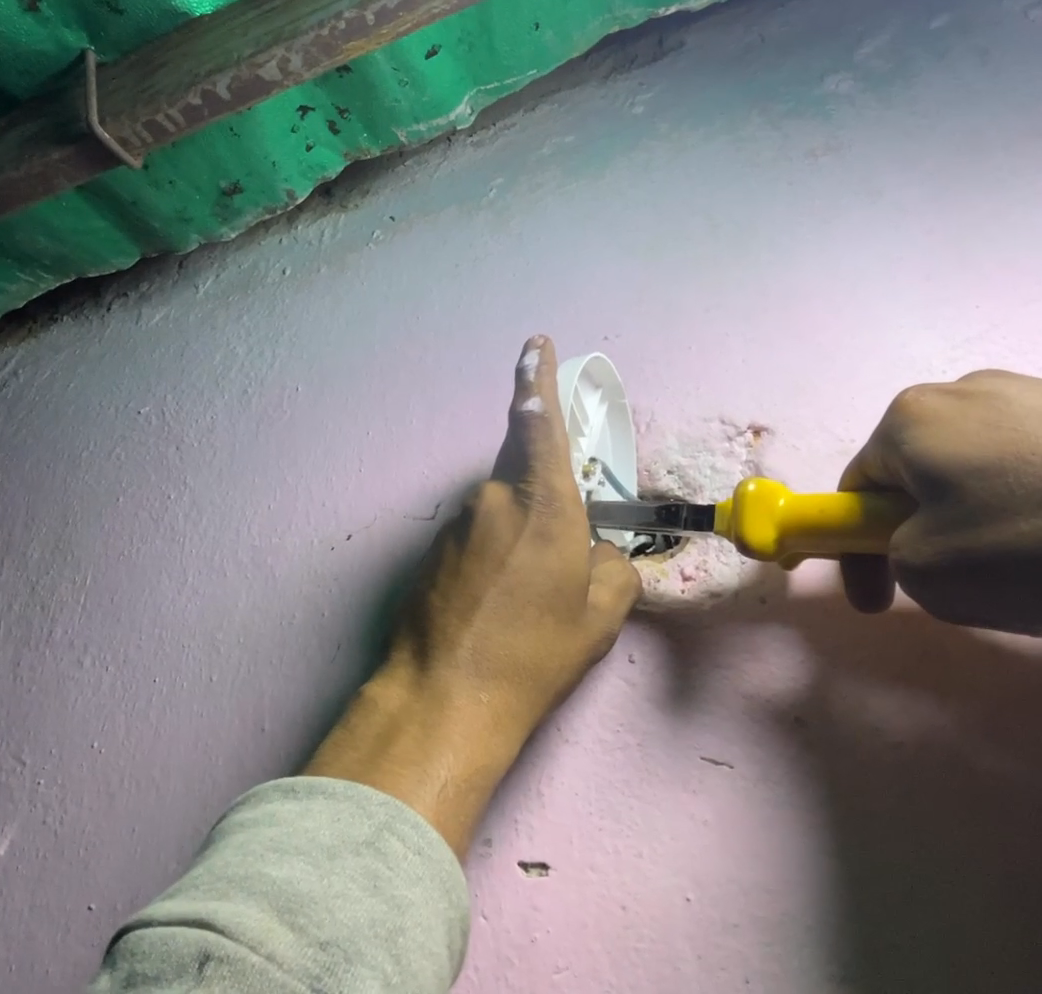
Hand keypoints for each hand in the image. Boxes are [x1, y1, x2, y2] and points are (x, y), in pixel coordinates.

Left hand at [305, 336, 639, 853]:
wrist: (446, 695)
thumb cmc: (534, 653)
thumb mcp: (599, 615)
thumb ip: (610, 568)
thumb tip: (596, 552)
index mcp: (541, 504)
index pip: (539, 422)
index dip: (538, 380)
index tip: (535, 345)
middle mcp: (492, 500)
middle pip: (522, 474)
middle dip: (544, 499)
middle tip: (557, 554)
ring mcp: (455, 525)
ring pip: (499, 511)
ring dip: (517, 537)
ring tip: (527, 597)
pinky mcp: (431, 551)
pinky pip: (475, 538)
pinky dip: (493, 557)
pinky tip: (497, 604)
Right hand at [838, 370, 1041, 633]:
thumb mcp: (935, 575)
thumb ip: (895, 565)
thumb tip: (924, 548)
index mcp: (907, 421)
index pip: (852, 494)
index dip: (854, 554)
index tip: (879, 603)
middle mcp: (960, 396)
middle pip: (918, 491)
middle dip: (934, 552)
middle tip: (972, 600)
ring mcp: (1033, 398)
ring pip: (979, 491)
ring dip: (989, 546)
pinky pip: (1035, 478)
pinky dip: (1039, 524)